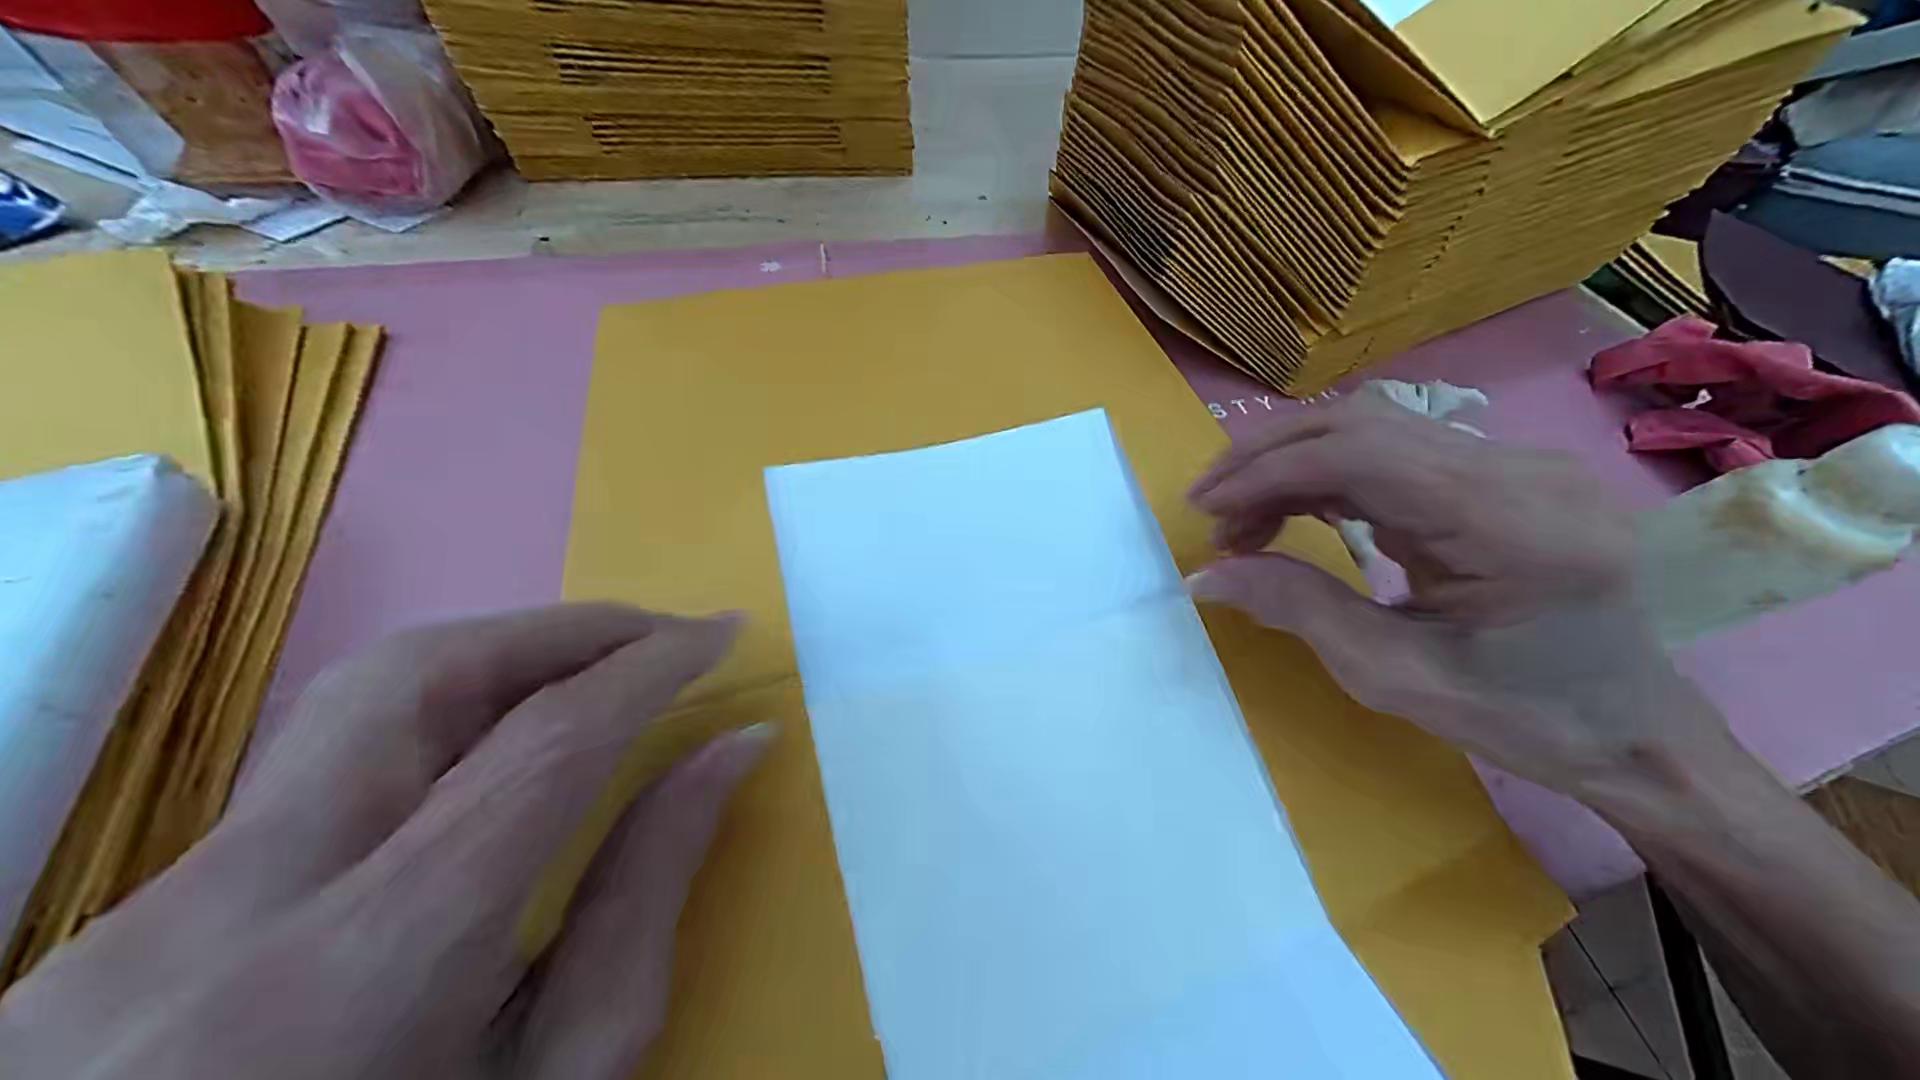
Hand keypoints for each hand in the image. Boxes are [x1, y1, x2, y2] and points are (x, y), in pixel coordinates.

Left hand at [0, 605, 768, 1079]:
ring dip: (506, 653)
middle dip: (565, 629)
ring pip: (359, 695)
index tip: (721, 633)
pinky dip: (448, 709)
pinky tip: (507, 733)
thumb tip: (732, 747)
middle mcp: (225, 911)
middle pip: (417, 675)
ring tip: (600, 665)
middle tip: (661, 634)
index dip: (646, 669)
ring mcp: (152, 903)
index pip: (538, 747)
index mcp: (355, 980)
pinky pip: (331, 751)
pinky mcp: (142, 902)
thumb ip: (651, 887)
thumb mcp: (568, 1068)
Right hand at [1186, 394, 1743, 801]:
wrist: (1631, 731)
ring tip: (1242, 523)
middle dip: (1266, 459)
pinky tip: (1292, 512)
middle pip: (1361, 423)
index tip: (1205, 509)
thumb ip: (1295, 608)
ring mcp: (1514, 465)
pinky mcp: (1500, 474)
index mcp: (1512, 526)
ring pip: (1370, 428)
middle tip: (1210, 509)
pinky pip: (1391, 452)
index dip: (1267, 472)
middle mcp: (1521, 472)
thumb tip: (1206, 575)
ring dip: (1289, 465)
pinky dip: (1324, 476)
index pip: (1361, 456)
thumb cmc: (1520, 717)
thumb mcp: (1392, 675)